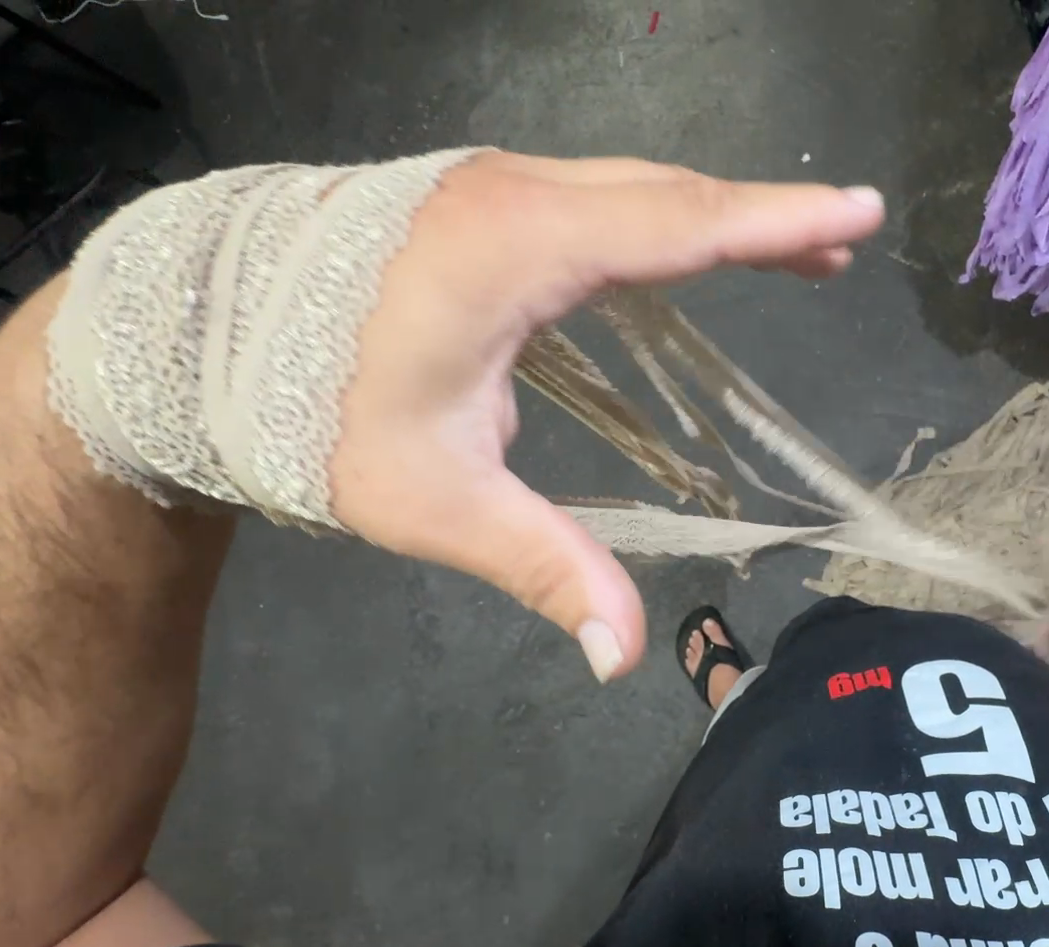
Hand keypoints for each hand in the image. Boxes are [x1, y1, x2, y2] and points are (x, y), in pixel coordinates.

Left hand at [328, 153, 884, 680]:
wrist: (190, 332)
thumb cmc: (308, 409)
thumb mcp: (434, 500)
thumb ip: (541, 566)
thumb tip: (619, 657)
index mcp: (517, 251)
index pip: (677, 227)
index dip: (777, 223)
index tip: (858, 211)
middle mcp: (517, 195)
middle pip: (673, 196)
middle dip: (769, 219)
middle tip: (845, 242)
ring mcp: (498, 186)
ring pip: (640, 189)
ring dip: (721, 217)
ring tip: (794, 253)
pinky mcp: (484, 201)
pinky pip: (604, 198)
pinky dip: (668, 221)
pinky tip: (689, 254)